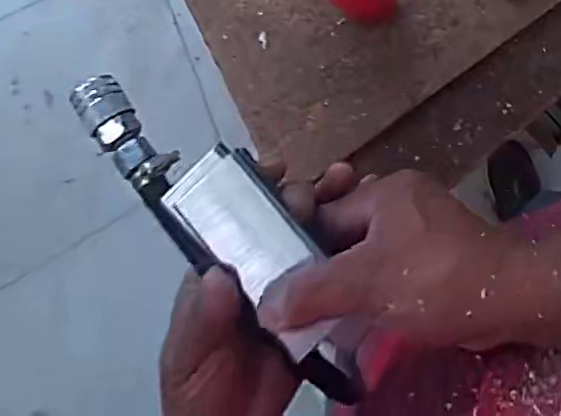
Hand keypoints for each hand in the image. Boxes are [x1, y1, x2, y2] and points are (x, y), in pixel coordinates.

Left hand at [160, 162, 358, 415]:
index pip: (240, 218)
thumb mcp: (188, 357)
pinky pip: (335, 266)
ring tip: (353, 181)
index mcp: (224, 270)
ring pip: (312, 234)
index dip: (258, 188)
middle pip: (282, 219)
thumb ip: (200, 320)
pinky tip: (372, 219)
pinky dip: (353, 240)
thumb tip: (216, 273)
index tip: (278, 169)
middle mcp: (260, 268)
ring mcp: (291, 282)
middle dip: (306, 192)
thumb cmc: (200, 391)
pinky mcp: (317, 301)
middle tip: (332, 180)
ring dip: (333, 202)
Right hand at [257, 170, 519, 349]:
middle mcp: (401, 201)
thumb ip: (314, 289)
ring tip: (319, 322)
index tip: (275, 286)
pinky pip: (389, 268)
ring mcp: (420, 227)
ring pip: (366, 254)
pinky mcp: (433, 254)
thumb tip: (268, 303)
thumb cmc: (436, 278)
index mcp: (386, 192)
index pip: (326, 214)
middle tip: (294, 309)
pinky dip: (371, 292)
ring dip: (345, 286)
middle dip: (322, 271)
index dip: (299, 250)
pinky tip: (355, 322)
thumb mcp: (369, 282)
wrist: (506, 296)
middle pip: (345, 234)